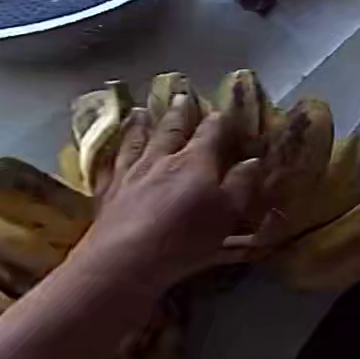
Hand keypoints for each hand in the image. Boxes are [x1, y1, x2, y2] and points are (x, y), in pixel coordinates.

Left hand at [75, 94, 271, 297]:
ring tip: (139, 111)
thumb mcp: (229, 211)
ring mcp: (130, 177)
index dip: (220, 120)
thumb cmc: (186, 236)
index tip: (225, 109)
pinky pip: (108, 168)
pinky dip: (109, 156)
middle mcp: (162, 161)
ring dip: (140, 126)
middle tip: (181, 95)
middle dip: (179, 113)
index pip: (211, 132)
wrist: (122, 262)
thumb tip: (253, 160)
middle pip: (171, 130)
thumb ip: (242, 183)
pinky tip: (108, 154)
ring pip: (136, 143)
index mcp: (196, 161)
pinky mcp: (106, 196)